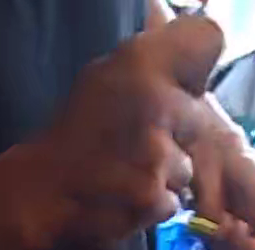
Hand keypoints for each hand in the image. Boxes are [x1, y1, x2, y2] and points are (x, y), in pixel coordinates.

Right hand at [8, 15, 222, 249]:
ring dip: (163, 176)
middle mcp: (154, 101)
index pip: (209, 39)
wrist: (45, 190)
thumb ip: (156, 61)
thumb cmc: (77, 135)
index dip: (198, 67)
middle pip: (199, 120)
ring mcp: (155, 154)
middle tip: (137, 147)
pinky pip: (171, 202)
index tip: (181, 86)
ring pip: (185, 167)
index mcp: (140, 60)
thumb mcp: (110, 75)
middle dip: (176, 136)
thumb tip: (201, 45)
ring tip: (127, 175)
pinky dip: (151, 206)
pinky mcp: (151, 197)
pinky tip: (125, 198)